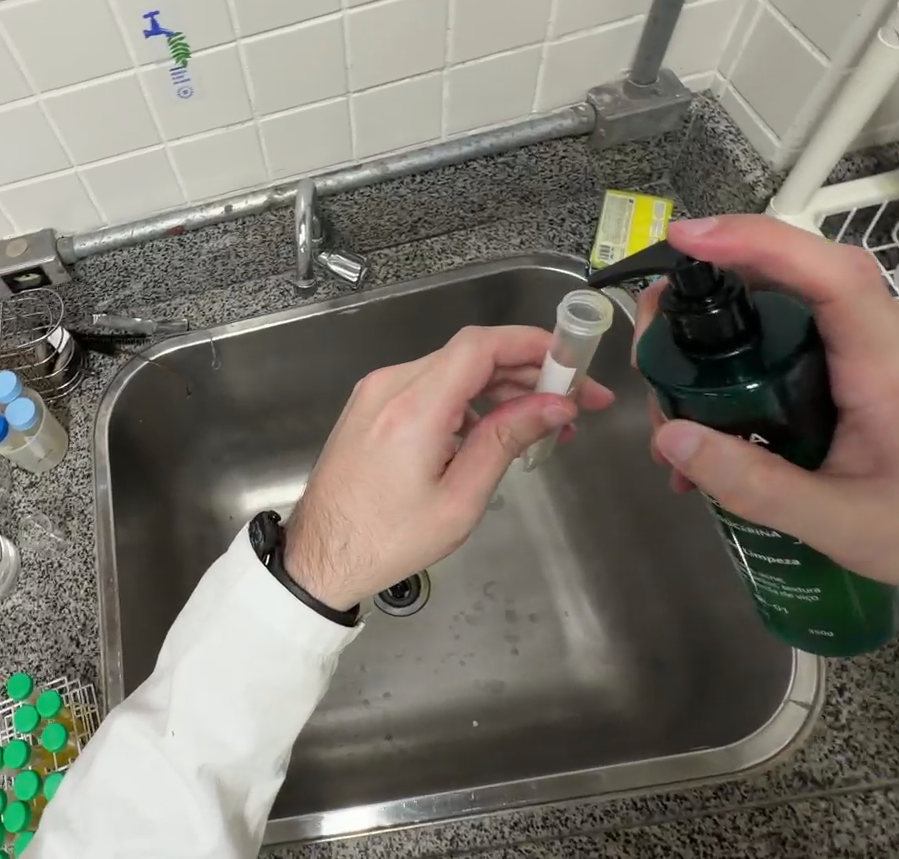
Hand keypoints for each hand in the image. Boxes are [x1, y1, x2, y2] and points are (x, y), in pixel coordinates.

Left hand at [282, 325, 615, 609]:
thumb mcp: (459, 500)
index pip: (479, 346)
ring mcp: (376, 392)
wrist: (320, 553)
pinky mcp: (371, 405)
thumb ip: (506, 442)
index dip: (533, 343)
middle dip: (529, 369)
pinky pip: (429, 385)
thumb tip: (556, 404)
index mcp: (412, 407)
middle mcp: (390, 385)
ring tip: (547, 421)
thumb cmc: (389, 539)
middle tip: (578, 401)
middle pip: (469, 354)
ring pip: (451, 368)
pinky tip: (498, 426)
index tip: (577, 363)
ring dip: (501, 385)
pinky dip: (468, 397)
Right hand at [638, 215, 898, 607]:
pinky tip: (706, 401)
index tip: (686, 239)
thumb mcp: (841, 524)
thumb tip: (668, 436)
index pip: (830, 275)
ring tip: (667, 380)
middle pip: (790, 275)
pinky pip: (788, 334)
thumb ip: (751, 484)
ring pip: (781, 305)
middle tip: (649, 334)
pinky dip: (736, 351)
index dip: (756, 243)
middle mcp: (881, 339)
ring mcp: (869, 349)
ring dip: (715, 325)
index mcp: (888, 367)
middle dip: (707, 285)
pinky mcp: (858, 366)